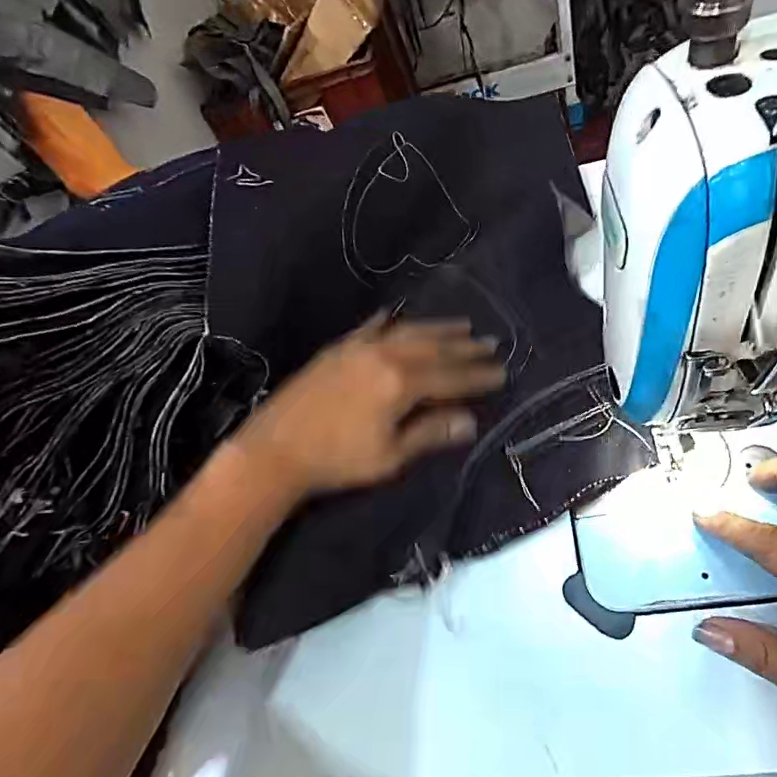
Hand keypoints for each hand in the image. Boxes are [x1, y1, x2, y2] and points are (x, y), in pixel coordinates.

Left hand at [229, 317, 504, 495]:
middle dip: (465, 347)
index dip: (479, 376)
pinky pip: (370, 328)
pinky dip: (389, 322)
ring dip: (437, 329)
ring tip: (462, 325)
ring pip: (407, 332)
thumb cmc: (338, 460)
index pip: (451, 377)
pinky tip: (396, 316)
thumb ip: (431, 433)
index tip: (503, 372)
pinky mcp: (337, 350)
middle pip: (434, 348)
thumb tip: (470, 421)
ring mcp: (358, 348)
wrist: (274, 450)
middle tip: (491, 343)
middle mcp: (383, 356)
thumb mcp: (391, 455)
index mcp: (401, 383)